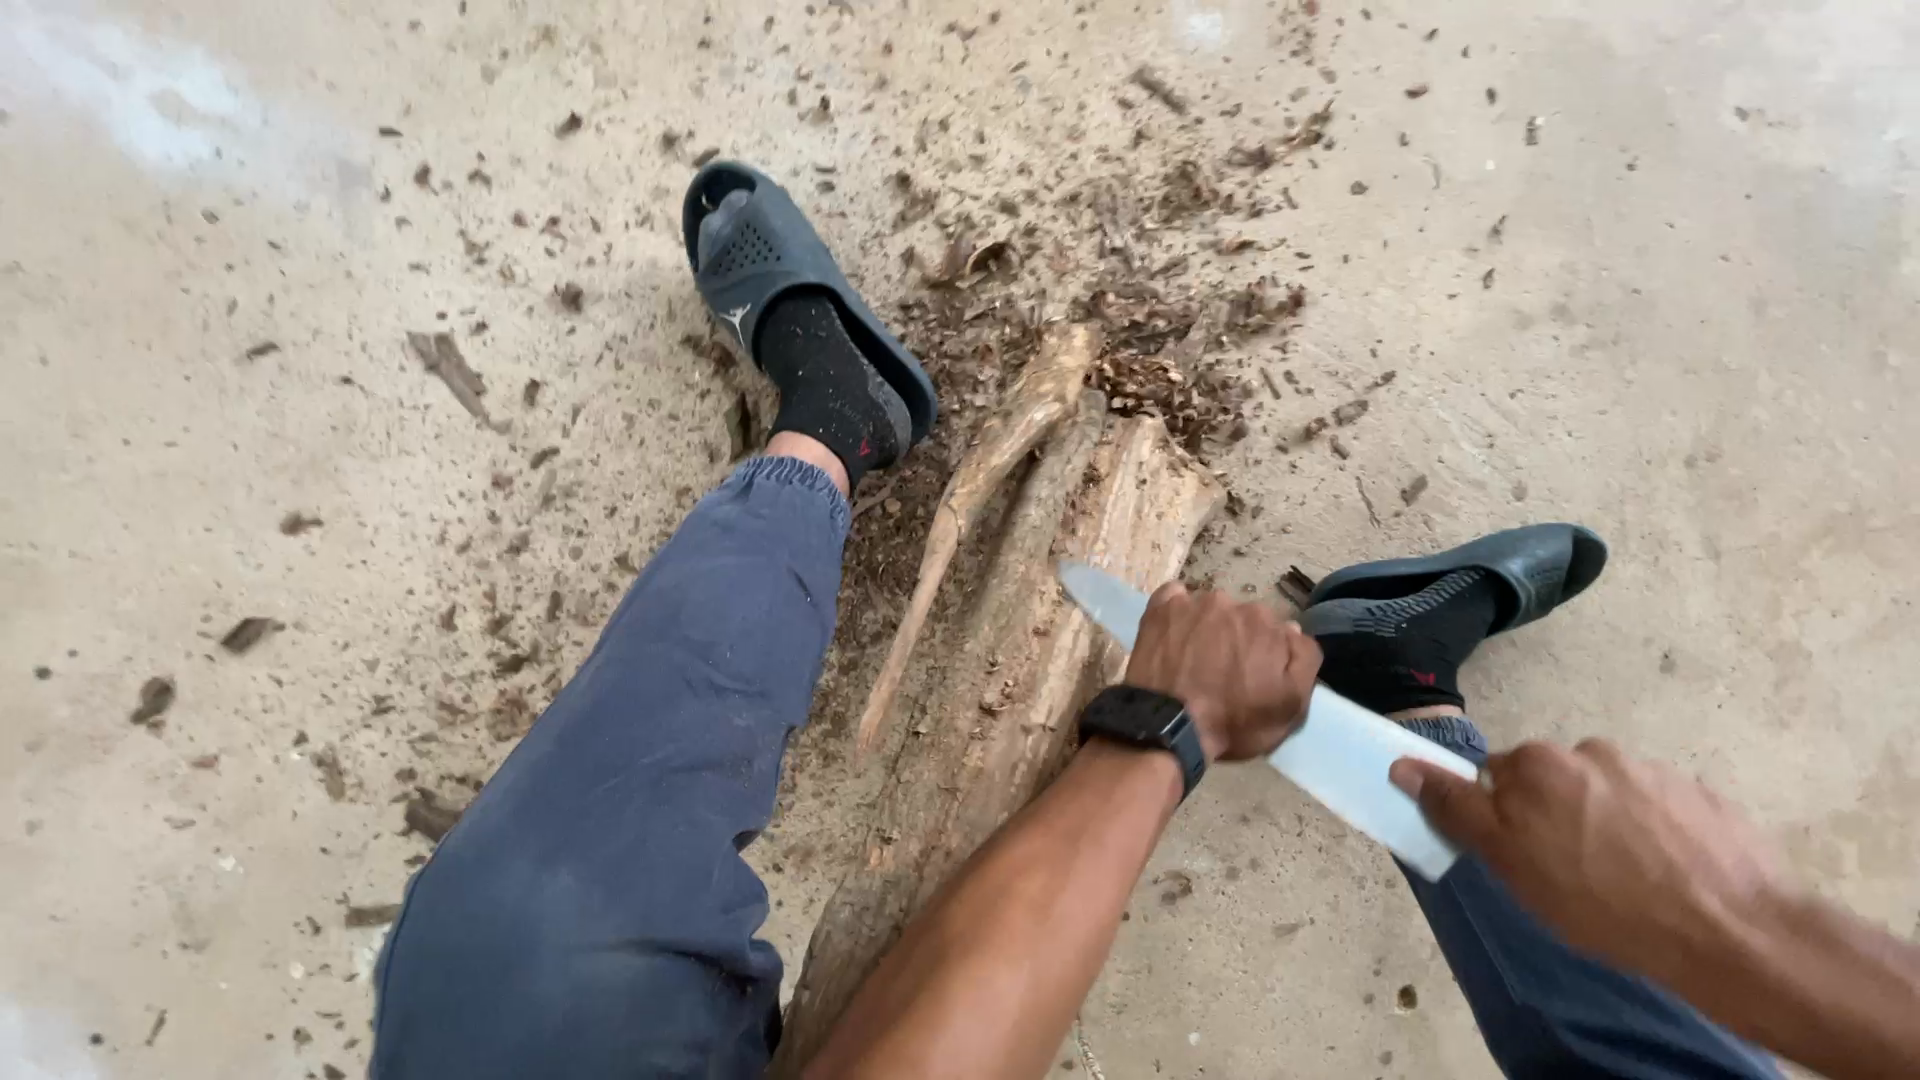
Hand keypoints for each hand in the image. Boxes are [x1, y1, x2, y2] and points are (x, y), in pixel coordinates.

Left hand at [1123, 583, 1320, 761]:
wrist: (1169, 726)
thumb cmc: (1234, 721)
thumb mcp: (1291, 704)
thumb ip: (1304, 660)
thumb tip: (1292, 630)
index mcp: (1264, 622)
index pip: (1272, 630)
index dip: (1264, 653)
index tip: (1253, 675)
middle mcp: (1229, 603)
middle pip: (1239, 617)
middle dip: (1236, 637)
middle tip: (1222, 670)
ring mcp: (1190, 603)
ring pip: (1208, 609)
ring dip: (1207, 626)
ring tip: (1194, 657)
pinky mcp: (1159, 609)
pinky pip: (1173, 597)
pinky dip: (1177, 610)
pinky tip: (1174, 630)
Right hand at [1390, 740, 1788, 981]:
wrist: (1735, 936)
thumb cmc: (1599, 899)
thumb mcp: (1507, 860)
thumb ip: (1454, 806)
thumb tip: (1401, 765)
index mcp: (1537, 761)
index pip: (1498, 776)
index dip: (1506, 816)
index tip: (1525, 853)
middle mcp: (1589, 751)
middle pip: (1554, 780)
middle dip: (1557, 814)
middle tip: (1573, 869)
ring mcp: (1654, 771)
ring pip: (1608, 793)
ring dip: (1608, 822)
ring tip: (1630, 877)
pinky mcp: (1706, 798)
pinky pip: (1662, 808)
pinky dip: (1658, 832)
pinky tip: (1671, 873)